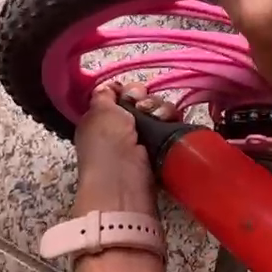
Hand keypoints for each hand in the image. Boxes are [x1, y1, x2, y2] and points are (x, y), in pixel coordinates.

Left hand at [72, 82, 175, 217]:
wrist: (124, 184)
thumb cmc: (105, 146)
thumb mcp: (99, 113)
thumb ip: (104, 95)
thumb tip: (109, 87)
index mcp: (101, 120)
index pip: (120, 96)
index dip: (126, 90)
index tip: (129, 94)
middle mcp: (122, 129)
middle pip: (143, 101)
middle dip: (146, 99)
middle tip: (142, 108)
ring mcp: (143, 140)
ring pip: (160, 112)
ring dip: (161, 108)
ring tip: (157, 117)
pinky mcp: (162, 150)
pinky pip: (172, 126)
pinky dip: (173, 120)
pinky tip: (169, 121)